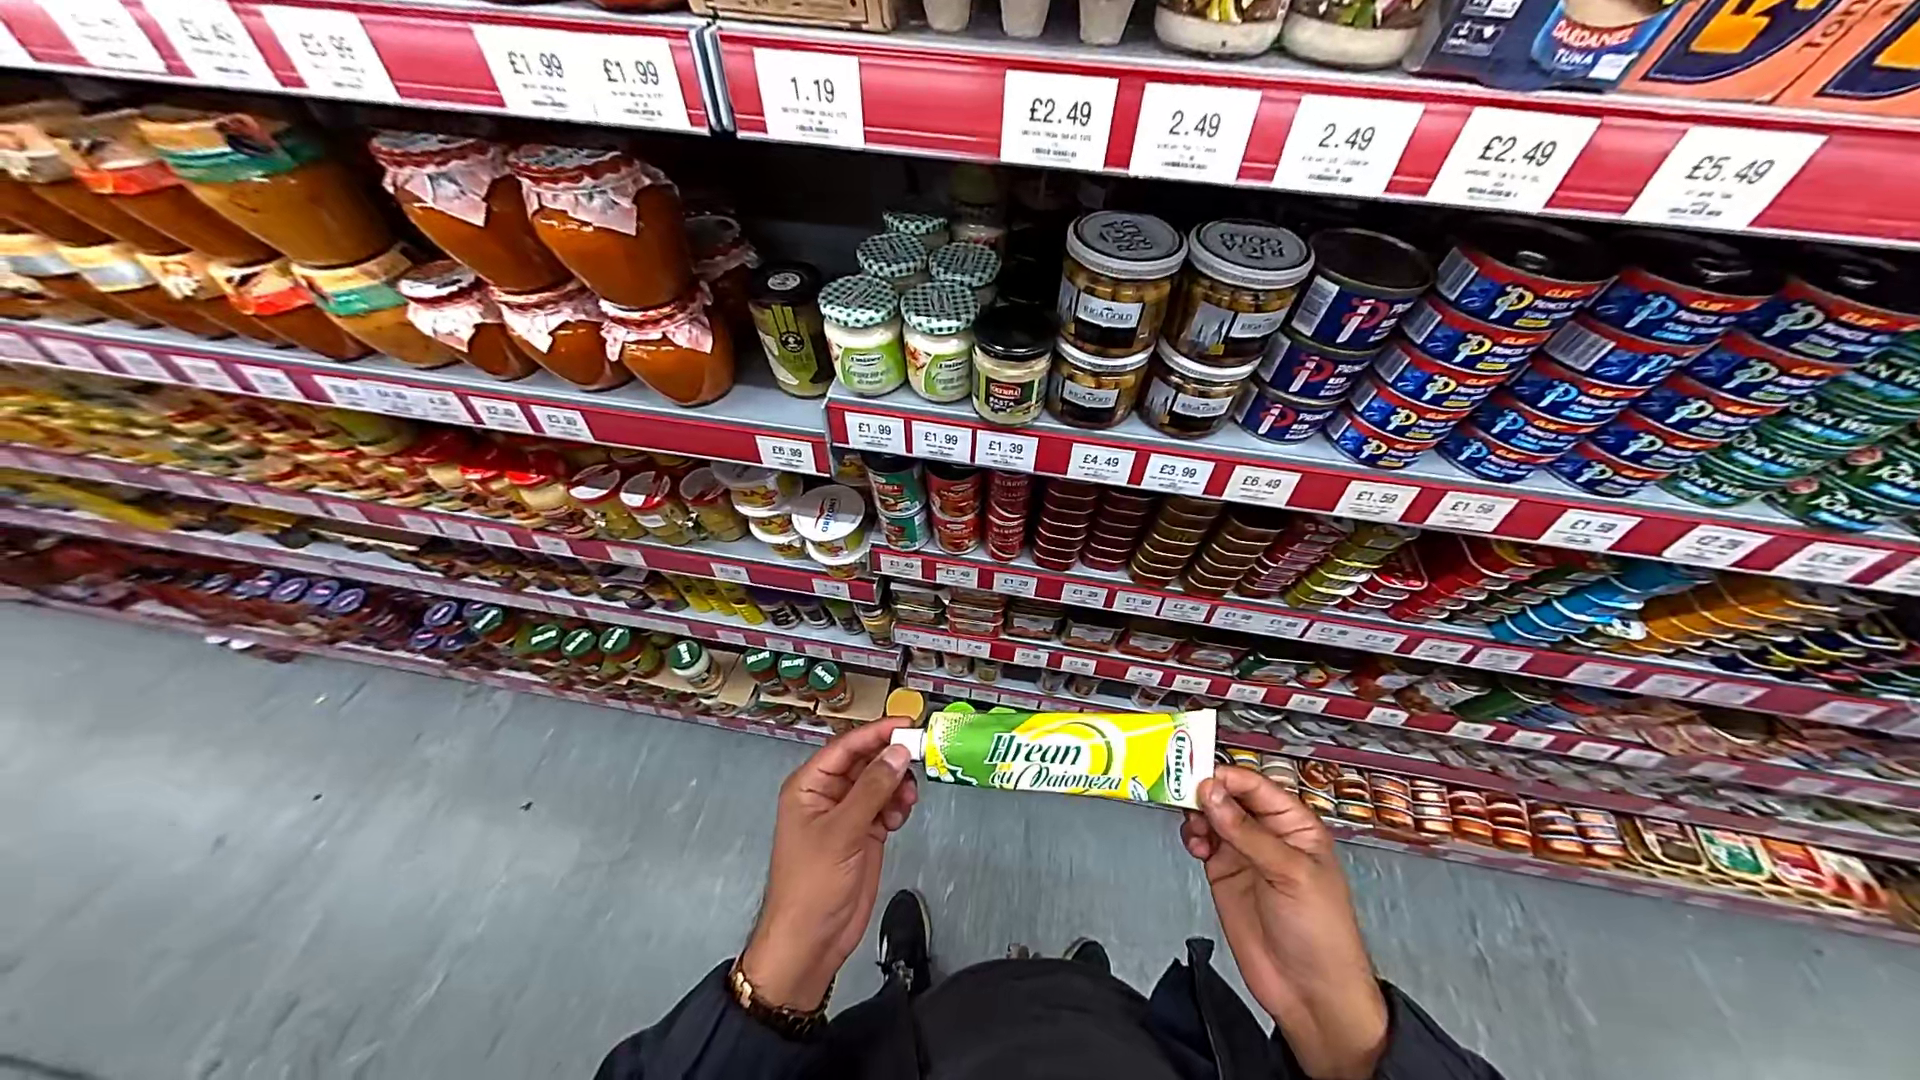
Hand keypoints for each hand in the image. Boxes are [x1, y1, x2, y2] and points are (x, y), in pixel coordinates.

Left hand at [739, 717, 918, 1009]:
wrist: (811, 941)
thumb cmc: (809, 887)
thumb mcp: (842, 831)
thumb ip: (872, 789)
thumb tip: (896, 753)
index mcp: (810, 786)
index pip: (847, 746)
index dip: (876, 732)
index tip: (905, 724)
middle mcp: (828, 795)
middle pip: (866, 761)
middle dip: (891, 759)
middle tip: (918, 756)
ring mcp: (847, 814)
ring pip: (880, 782)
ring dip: (897, 784)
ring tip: (906, 797)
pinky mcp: (864, 832)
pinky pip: (886, 804)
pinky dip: (898, 805)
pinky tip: (900, 814)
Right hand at [1181, 766, 1387, 1079]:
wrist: (1309, 993)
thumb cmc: (1323, 934)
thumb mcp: (1290, 874)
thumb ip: (1247, 832)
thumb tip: (1213, 794)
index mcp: (1294, 824)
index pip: (1254, 785)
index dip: (1226, 777)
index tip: (1199, 775)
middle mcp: (1266, 833)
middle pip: (1227, 795)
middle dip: (1204, 791)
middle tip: (1181, 791)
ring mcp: (1243, 852)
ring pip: (1210, 814)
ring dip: (1196, 813)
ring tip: (1194, 827)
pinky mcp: (1223, 871)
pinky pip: (1201, 839)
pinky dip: (1191, 835)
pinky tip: (1195, 844)